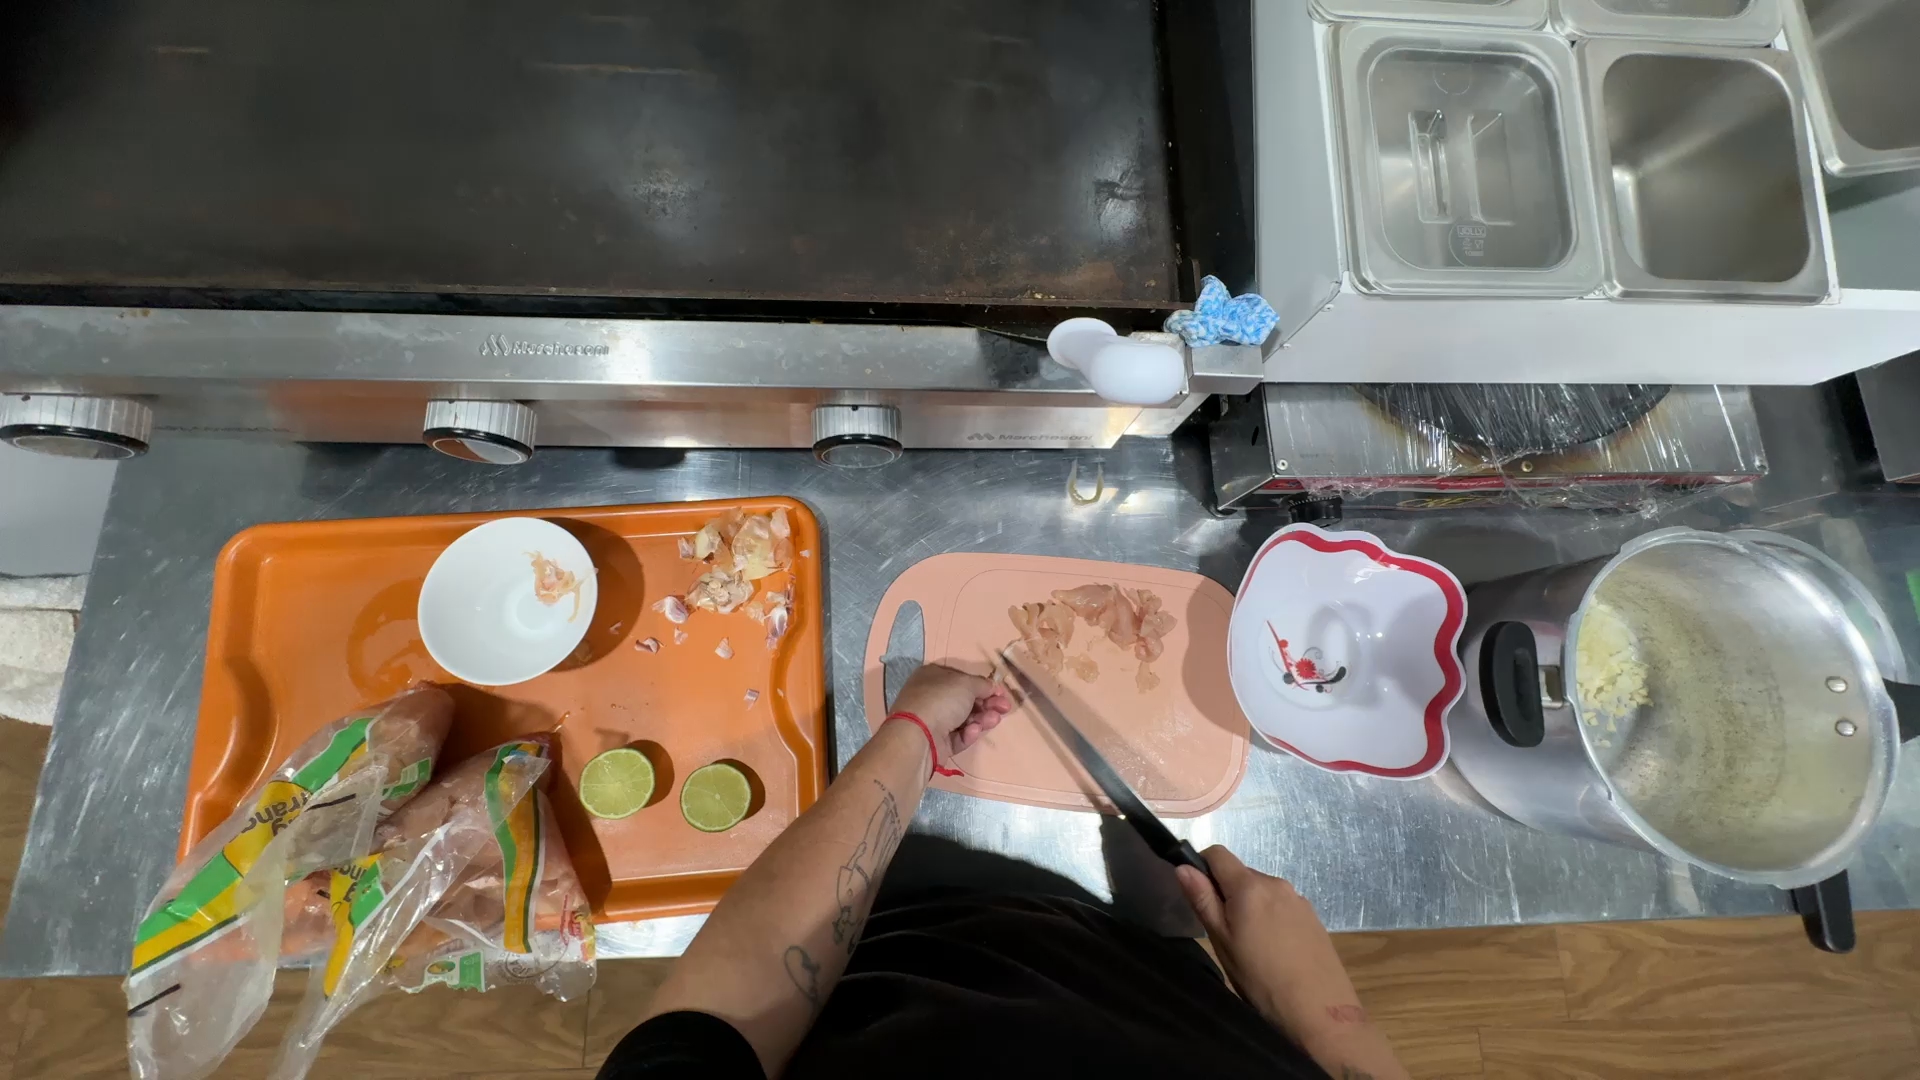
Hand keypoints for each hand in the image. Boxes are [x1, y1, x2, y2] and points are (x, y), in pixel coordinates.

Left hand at [888, 663, 1011, 753]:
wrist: (918, 735)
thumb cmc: (941, 700)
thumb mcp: (966, 684)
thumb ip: (982, 684)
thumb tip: (993, 687)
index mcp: (933, 676)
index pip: (962, 679)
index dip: (982, 685)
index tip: (1001, 693)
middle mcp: (931, 697)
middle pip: (965, 700)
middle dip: (987, 704)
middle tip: (1005, 708)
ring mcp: (933, 720)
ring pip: (964, 719)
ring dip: (981, 718)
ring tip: (994, 720)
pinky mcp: (937, 742)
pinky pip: (957, 736)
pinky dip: (968, 733)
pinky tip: (974, 731)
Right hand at [1175, 847, 1381, 1060]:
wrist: (1322, 1018)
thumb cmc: (1262, 980)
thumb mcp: (1222, 942)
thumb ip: (1202, 900)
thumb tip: (1183, 866)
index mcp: (1250, 886)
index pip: (1217, 853)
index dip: (1202, 867)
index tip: (1201, 896)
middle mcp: (1276, 882)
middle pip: (1240, 873)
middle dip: (1228, 893)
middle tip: (1228, 932)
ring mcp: (1298, 899)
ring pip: (1262, 891)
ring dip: (1251, 906)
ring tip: (1255, 946)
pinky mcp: (1314, 917)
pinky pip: (1282, 905)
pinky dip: (1272, 917)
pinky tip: (1278, 950)